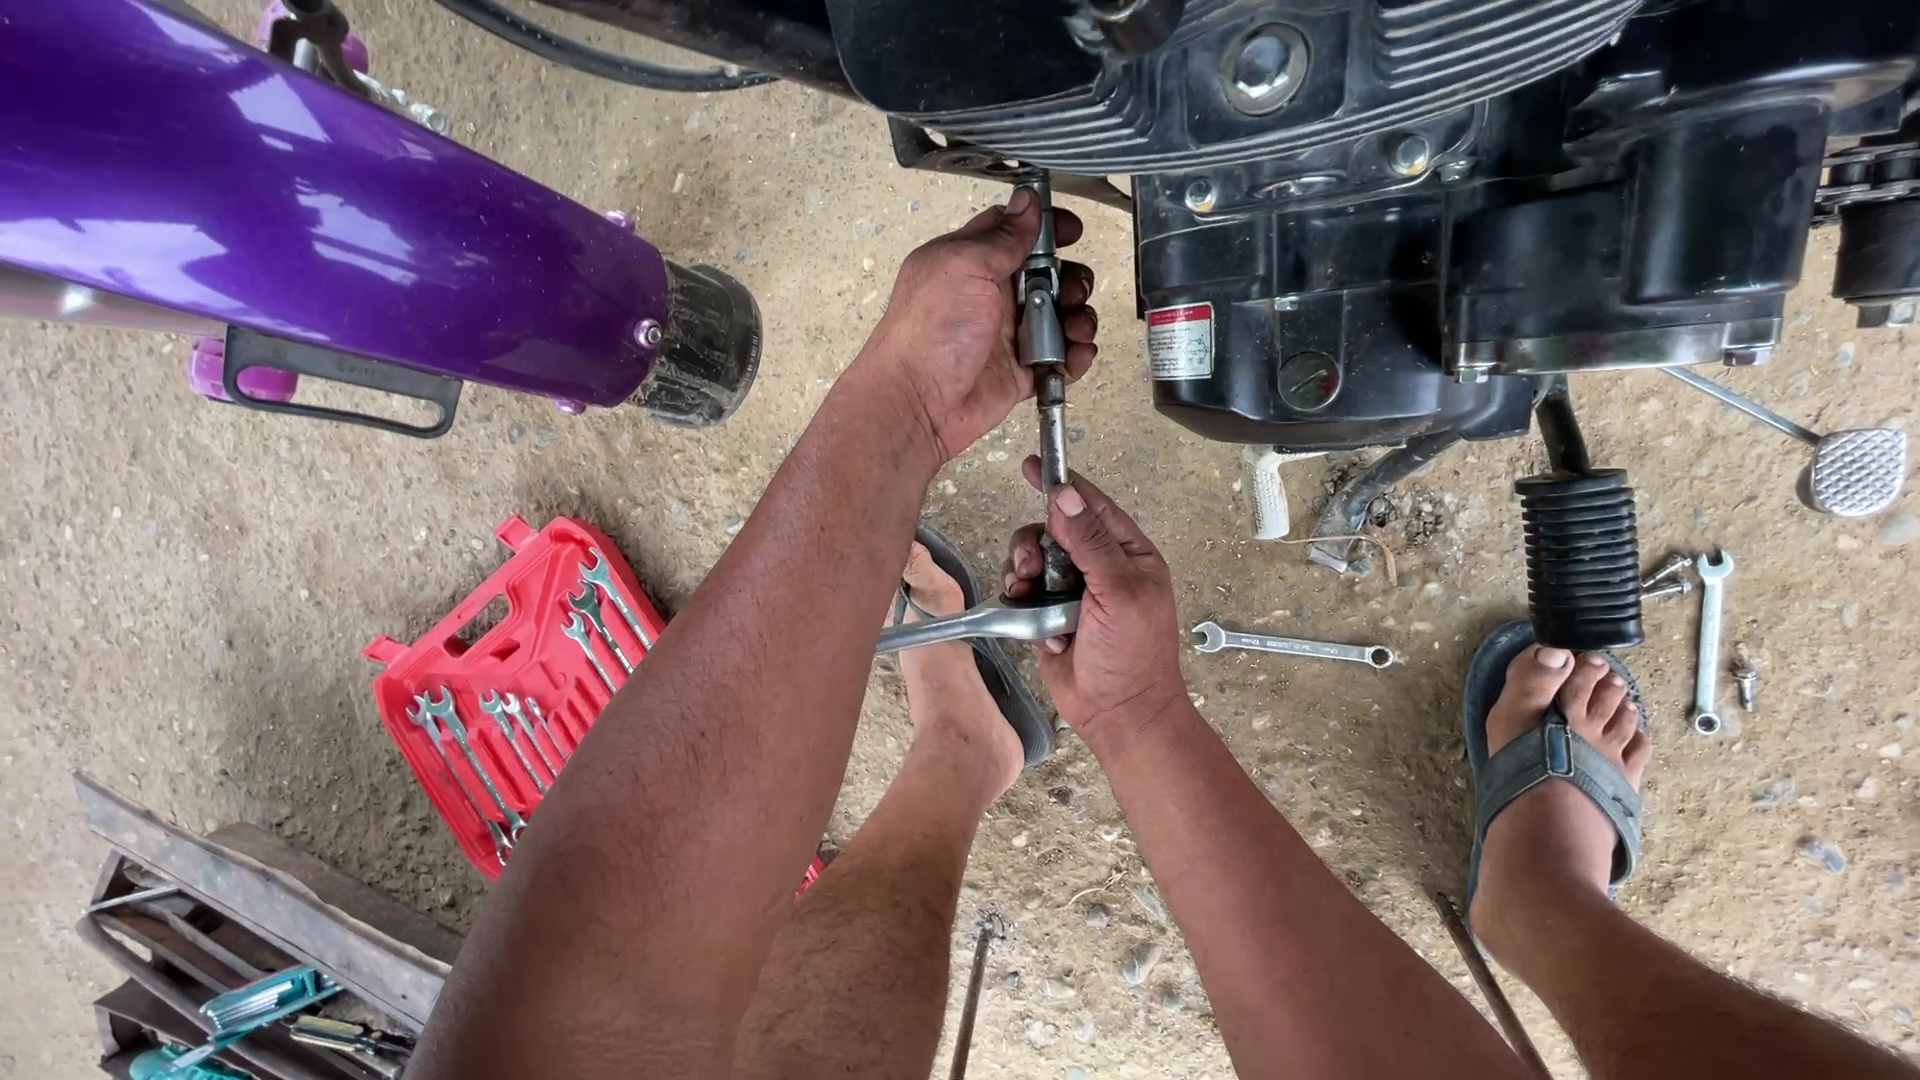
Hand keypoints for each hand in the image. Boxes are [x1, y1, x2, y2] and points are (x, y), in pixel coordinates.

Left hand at [850, 189, 1098, 464]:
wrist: (919, 403)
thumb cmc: (928, 334)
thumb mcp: (964, 265)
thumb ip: (1002, 236)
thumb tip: (1026, 204)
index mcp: (972, 262)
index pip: (1015, 232)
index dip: (1047, 228)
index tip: (1071, 230)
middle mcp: (991, 297)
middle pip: (1049, 275)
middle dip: (1070, 278)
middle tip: (1067, 290)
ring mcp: (1009, 336)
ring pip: (1061, 316)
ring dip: (1079, 317)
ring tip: (1074, 327)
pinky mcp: (1022, 372)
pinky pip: (1061, 359)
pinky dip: (1076, 356)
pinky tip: (1073, 355)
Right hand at [1003, 458, 1189, 745]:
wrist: (1119, 714)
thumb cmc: (1134, 655)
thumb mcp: (1118, 592)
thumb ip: (1090, 543)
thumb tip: (1066, 496)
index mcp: (1128, 554)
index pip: (1092, 506)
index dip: (1063, 486)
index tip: (1033, 466)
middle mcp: (1099, 567)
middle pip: (1054, 529)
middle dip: (1036, 541)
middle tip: (1030, 563)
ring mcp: (1072, 591)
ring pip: (1033, 558)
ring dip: (1023, 570)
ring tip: (1027, 591)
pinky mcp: (1047, 614)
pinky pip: (1023, 590)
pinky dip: (1020, 598)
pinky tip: (1033, 618)